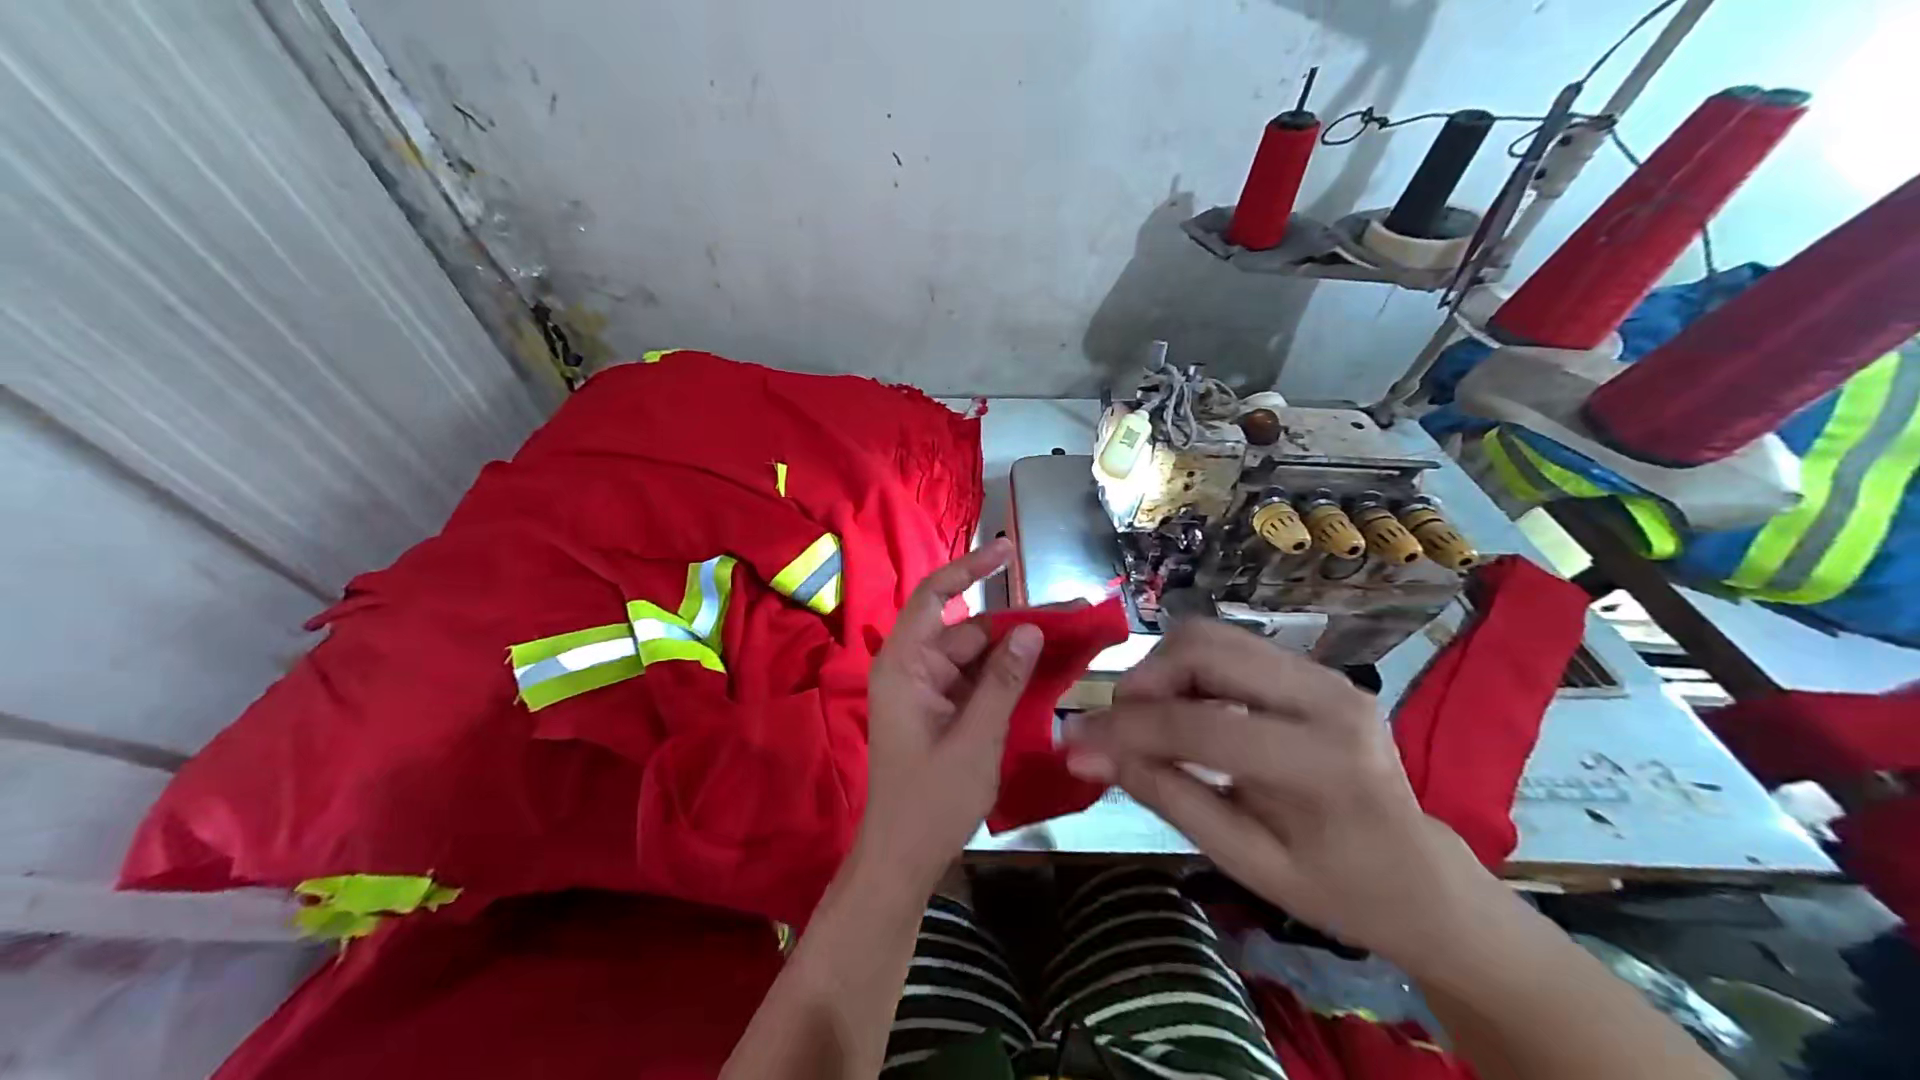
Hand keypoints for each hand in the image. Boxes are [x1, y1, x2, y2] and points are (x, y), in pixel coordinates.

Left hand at [858, 539, 1042, 888]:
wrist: (905, 856)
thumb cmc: (931, 800)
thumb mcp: (976, 738)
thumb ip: (1003, 681)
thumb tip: (1030, 629)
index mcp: (905, 666)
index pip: (933, 598)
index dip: (969, 569)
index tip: (1007, 551)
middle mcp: (914, 669)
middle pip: (967, 629)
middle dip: (1016, 621)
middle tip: (1071, 612)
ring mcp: (930, 691)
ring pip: (978, 655)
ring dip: (1017, 649)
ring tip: (1070, 637)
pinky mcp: (944, 711)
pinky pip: (979, 680)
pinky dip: (1008, 674)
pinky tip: (1047, 668)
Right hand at [1063, 620, 1505, 972]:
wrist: (1420, 876)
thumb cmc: (1334, 888)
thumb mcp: (1243, 859)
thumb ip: (1165, 795)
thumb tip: (1086, 756)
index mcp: (1318, 763)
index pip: (1196, 725)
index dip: (1123, 729)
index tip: (1072, 740)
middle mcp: (1327, 697)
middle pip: (1203, 649)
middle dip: (1143, 680)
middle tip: (1119, 724)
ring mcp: (1326, 674)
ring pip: (1213, 635)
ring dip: (1164, 668)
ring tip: (1149, 718)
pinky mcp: (1317, 669)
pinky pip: (1233, 646)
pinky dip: (1191, 669)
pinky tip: (1186, 709)